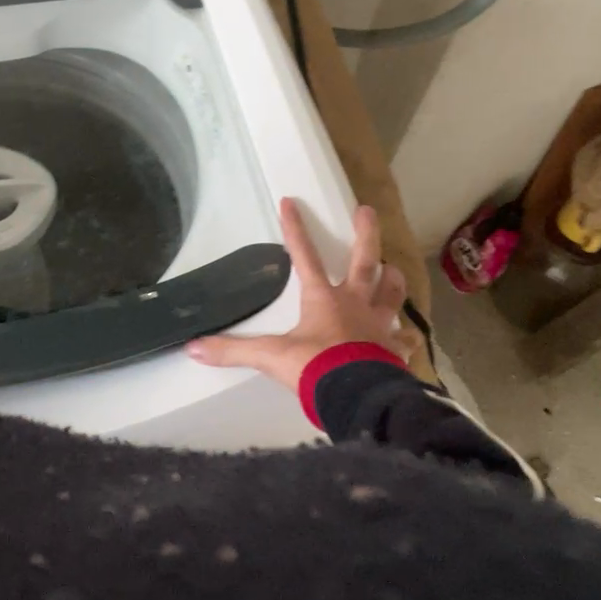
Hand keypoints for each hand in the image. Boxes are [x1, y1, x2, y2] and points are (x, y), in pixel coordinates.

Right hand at [185, 199, 411, 386]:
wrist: (359, 398)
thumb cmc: (315, 369)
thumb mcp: (270, 357)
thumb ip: (233, 351)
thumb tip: (193, 347)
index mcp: (323, 299)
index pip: (304, 256)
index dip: (295, 229)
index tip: (290, 201)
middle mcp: (354, 304)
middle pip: (364, 260)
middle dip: (365, 233)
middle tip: (367, 210)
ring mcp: (379, 325)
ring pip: (391, 292)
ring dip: (392, 279)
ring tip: (393, 269)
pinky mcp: (395, 349)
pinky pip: (404, 338)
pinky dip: (406, 336)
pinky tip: (407, 337)